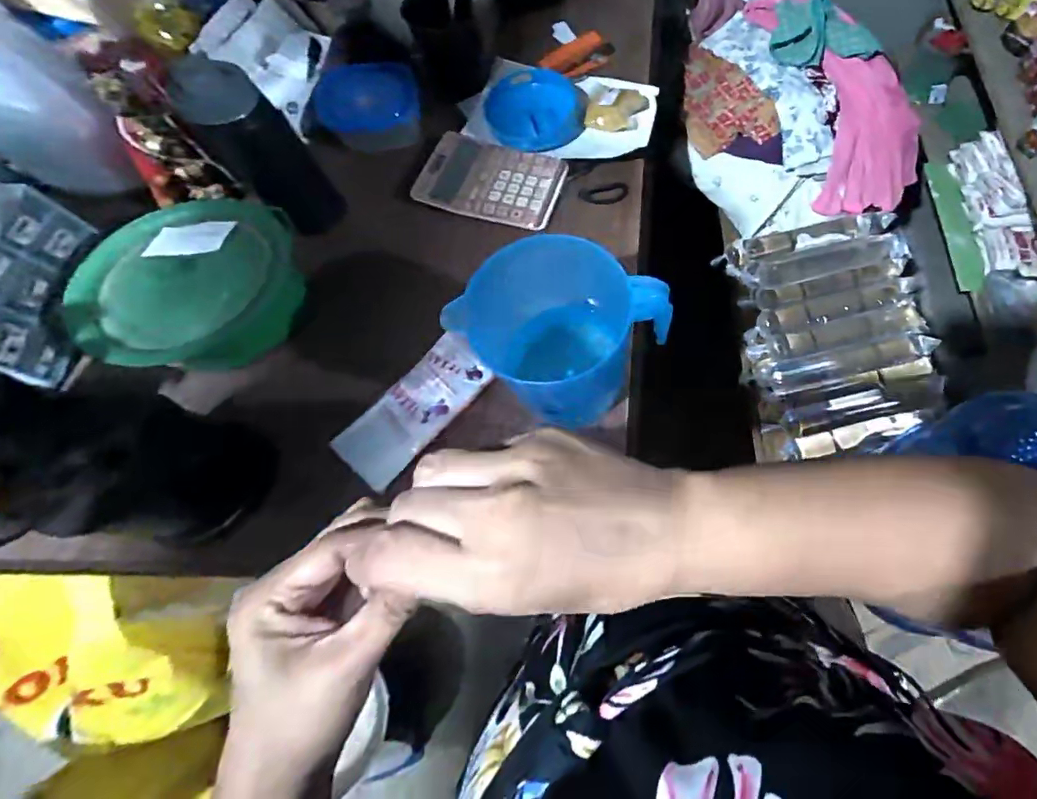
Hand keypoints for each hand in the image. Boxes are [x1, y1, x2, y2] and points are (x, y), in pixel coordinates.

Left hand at [218, 507, 413, 798]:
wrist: (283, 776)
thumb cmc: (304, 723)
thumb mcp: (349, 664)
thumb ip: (386, 609)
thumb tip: (428, 560)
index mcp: (269, 594)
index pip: (332, 545)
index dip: (377, 537)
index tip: (421, 534)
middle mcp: (280, 582)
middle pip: (339, 538)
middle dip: (382, 535)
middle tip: (428, 534)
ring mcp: (299, 592)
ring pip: (349, 549)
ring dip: (384, 548)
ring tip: (422, 546)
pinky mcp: (318, 605)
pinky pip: (354, 571)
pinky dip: (381, 566)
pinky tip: (407, 564)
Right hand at [349, 429, 684, 614]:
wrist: (664, 526)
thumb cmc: (601, 581)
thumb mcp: (524, 602)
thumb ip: (461, 576)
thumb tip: (412, 554)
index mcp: (491, 576)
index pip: (390, 556)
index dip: (371, 558)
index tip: (379, 558)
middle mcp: (493, 515)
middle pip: (405, 503)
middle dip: (404, 520)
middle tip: (428, 528)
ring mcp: (516, 465)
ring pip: (434, 463)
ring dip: (435, 485)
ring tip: (461, 496)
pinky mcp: (537, 434)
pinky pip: (483, 448)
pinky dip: (481, 466)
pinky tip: (509, 478)